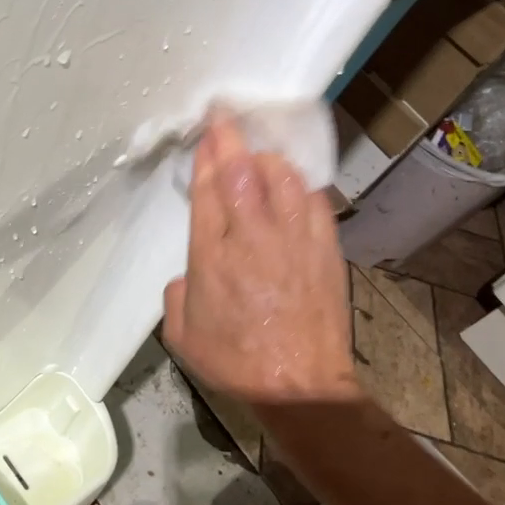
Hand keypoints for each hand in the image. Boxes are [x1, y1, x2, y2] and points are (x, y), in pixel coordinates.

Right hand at [162, 112, 359, 405]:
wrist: (298, 386)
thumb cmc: (233, 362)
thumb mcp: (180, 333)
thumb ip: (179, 293)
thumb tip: (192, 275)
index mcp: (213, 257)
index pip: (209, 190)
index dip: (207, 155)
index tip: (208, 131)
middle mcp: (253, 239)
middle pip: (243, 173)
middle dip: (233, 139)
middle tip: (228, 118)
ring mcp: (295, 241)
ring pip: (283, 179)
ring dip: (268, 158)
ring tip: (260, 152)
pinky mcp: (326, 251)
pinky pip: (314, 202)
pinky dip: (300, 184)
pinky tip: (293, 182)